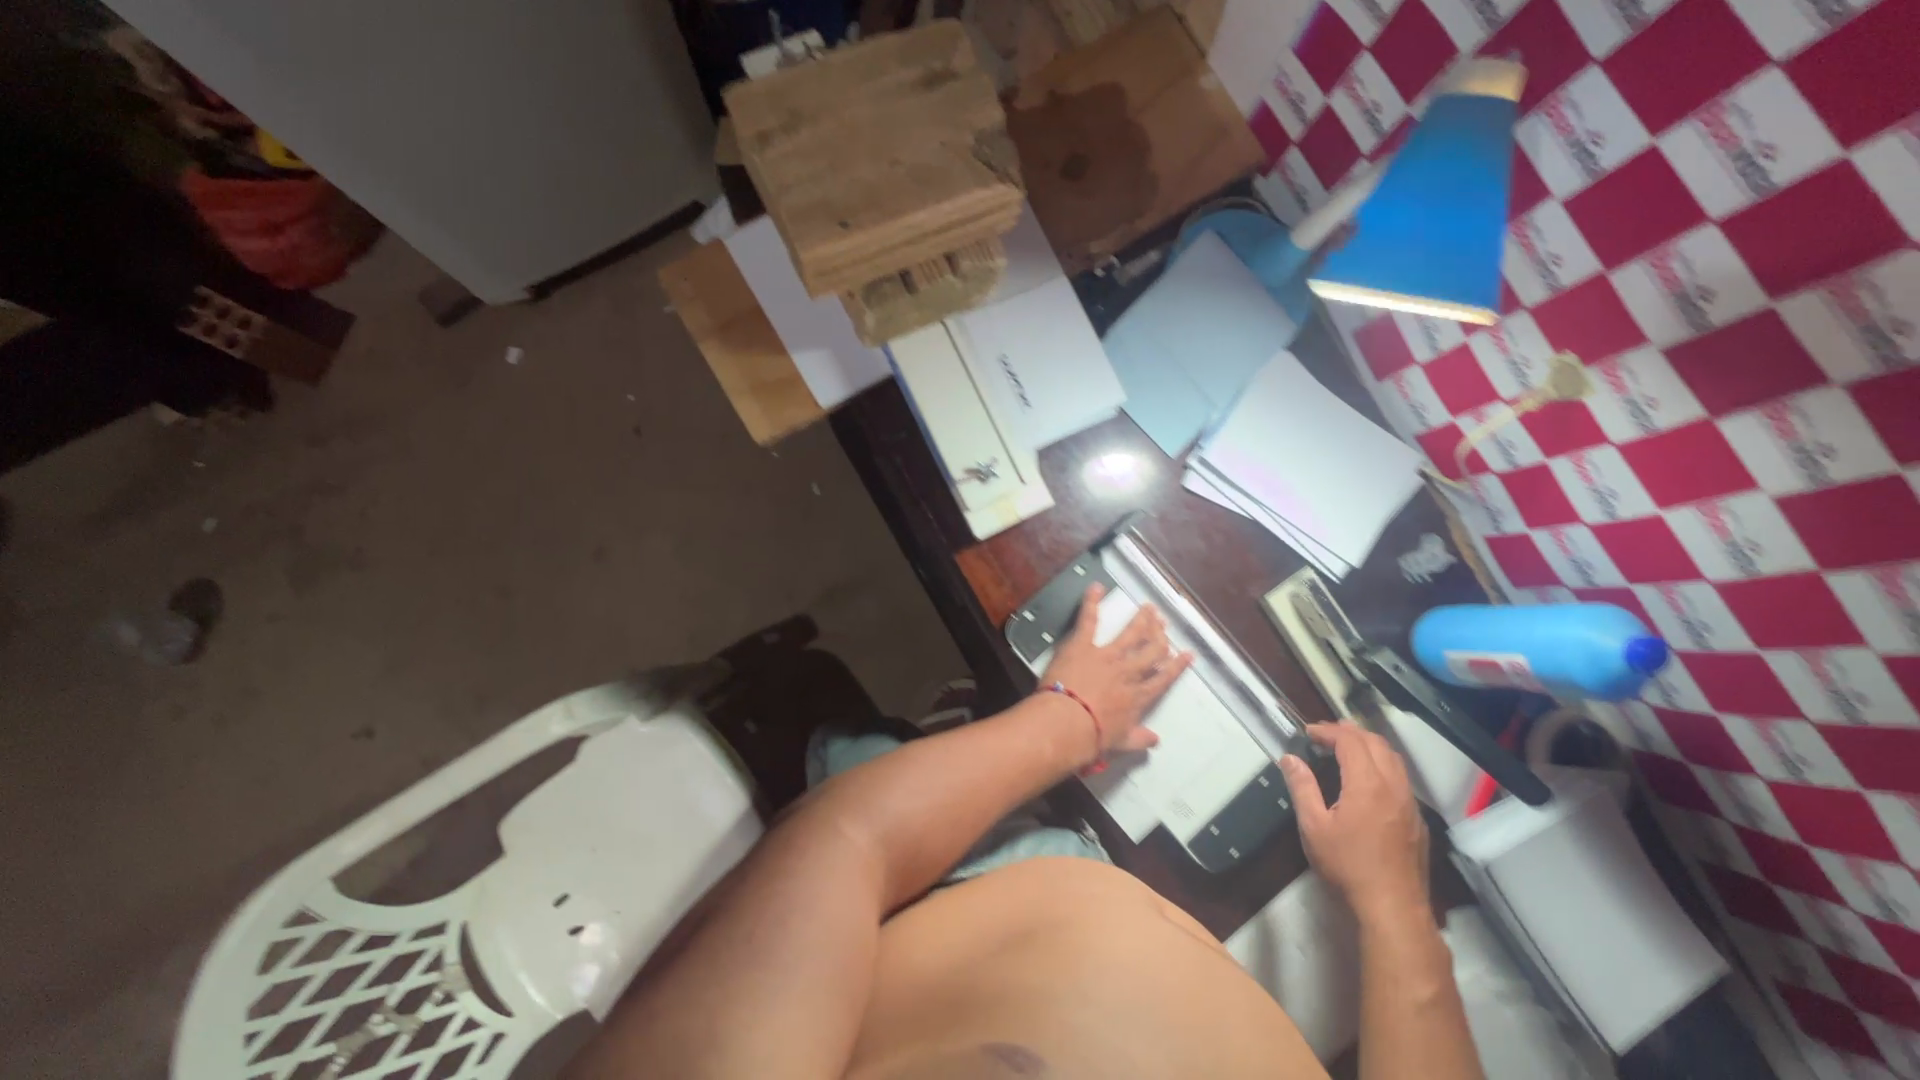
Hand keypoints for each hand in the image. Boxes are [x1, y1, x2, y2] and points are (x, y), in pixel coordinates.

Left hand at [1038, 583, 1192, 756]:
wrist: (1068, 723)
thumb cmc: (1093, 738)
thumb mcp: (1121, 743)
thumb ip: (1138, 739)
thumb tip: (1155, 740)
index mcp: (1138, 697)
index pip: (1163, 679)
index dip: (1176, 666)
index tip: (1187, 654)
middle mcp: (1128, 672)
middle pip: (1151, 651)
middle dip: (1159, 636)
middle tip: (1164, 625)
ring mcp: (1107, 655)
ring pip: (1130, 633)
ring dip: (1141, 619)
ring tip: (1149, 608)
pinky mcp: (1083, 644)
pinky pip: (1089, 619)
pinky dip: (1092, 602)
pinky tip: (1096, 587)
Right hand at [1280, 721, 1429, 923]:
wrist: (1392, 906)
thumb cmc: (1347, 865)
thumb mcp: (1313, 827)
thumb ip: (1302, 788)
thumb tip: (1289, 759)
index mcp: (1367, 783)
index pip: (1350, 740)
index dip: (1328, 731)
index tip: (1308, 733)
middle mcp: (1394, 785)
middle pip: (1376, 743)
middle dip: (1350, 732)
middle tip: (1326, 736)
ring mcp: (1410, 803)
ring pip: (1394, 759)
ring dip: (1370, 747)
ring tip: (1347, 751)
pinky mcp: (1417, 820)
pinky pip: (1402, 780)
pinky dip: (1383, 767)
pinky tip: (1369, 783)